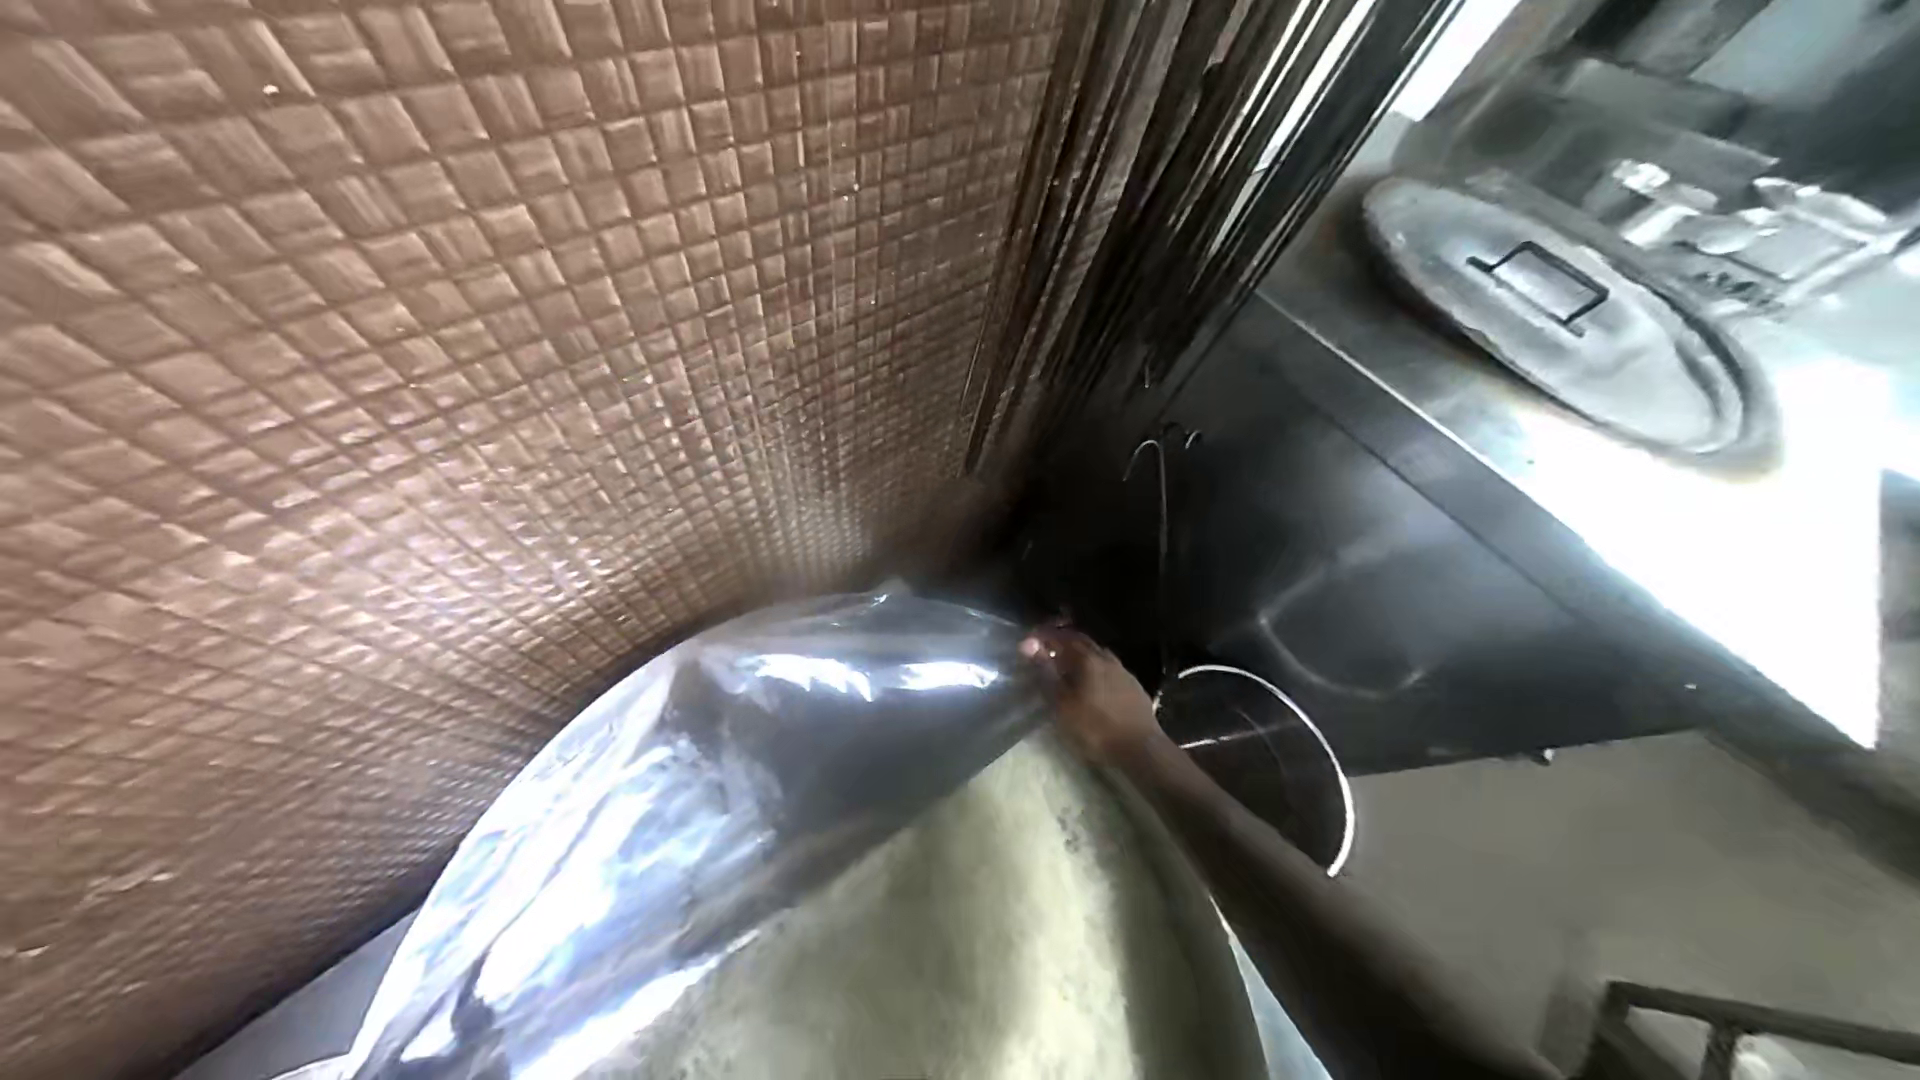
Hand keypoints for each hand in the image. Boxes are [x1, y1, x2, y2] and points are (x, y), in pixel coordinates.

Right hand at [1020, 626, 1165, 765]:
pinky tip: (1093, 682)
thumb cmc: (1095, 727)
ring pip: (1098, 654)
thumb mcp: (1062, 704)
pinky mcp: (1134, 686)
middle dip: (1063, 641)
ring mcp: (1123, 671)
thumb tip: (1029, 645)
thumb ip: (1046, 673)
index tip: (1031, 640)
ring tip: (1068, 666)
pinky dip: (1095, 667)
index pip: (1062, 637)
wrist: (1141, 748)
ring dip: (1081, 654)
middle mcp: (1107, 658)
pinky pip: (1110, 668)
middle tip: (1047, 649)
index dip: (1045, 636)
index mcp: (1088, 659)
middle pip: (1083, 641)